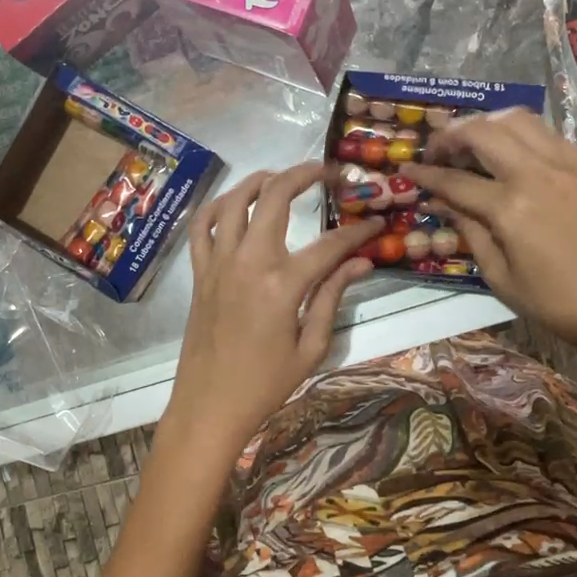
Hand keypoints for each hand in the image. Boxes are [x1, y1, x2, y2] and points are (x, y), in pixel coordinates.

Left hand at [164, 162, 382, 454]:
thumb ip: (331, 297)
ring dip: (259, 181)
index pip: (329, 244)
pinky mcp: (199, 272)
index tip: (376, 223)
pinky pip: (200, 226)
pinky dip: (216, 206)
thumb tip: (361, 264)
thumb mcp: (310, 347)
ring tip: (282, 176)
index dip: (358, 232)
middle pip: (275, 198)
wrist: (209, 404)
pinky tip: (234, 203)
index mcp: (281, 285)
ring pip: (233, 201)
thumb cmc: (265, 384)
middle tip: (329, 172)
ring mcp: (217, 263)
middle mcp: (247, 262)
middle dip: (305, 175)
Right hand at [400, 109, 576, 359]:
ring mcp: (570, 165)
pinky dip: (521, 134)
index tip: (407, 171)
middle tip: (437, 153)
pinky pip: (548, 135)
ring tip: (471, 143)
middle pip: (483, 131)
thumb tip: (444, 206)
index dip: (425, 175)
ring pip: (518, 120)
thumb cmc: (560, 305)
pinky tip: (512, 154)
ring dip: (486, 124)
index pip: (455, 180)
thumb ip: (470, 233)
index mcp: (511, 208)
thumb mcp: (501, 277)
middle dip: (451, 136)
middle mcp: (538, 174)